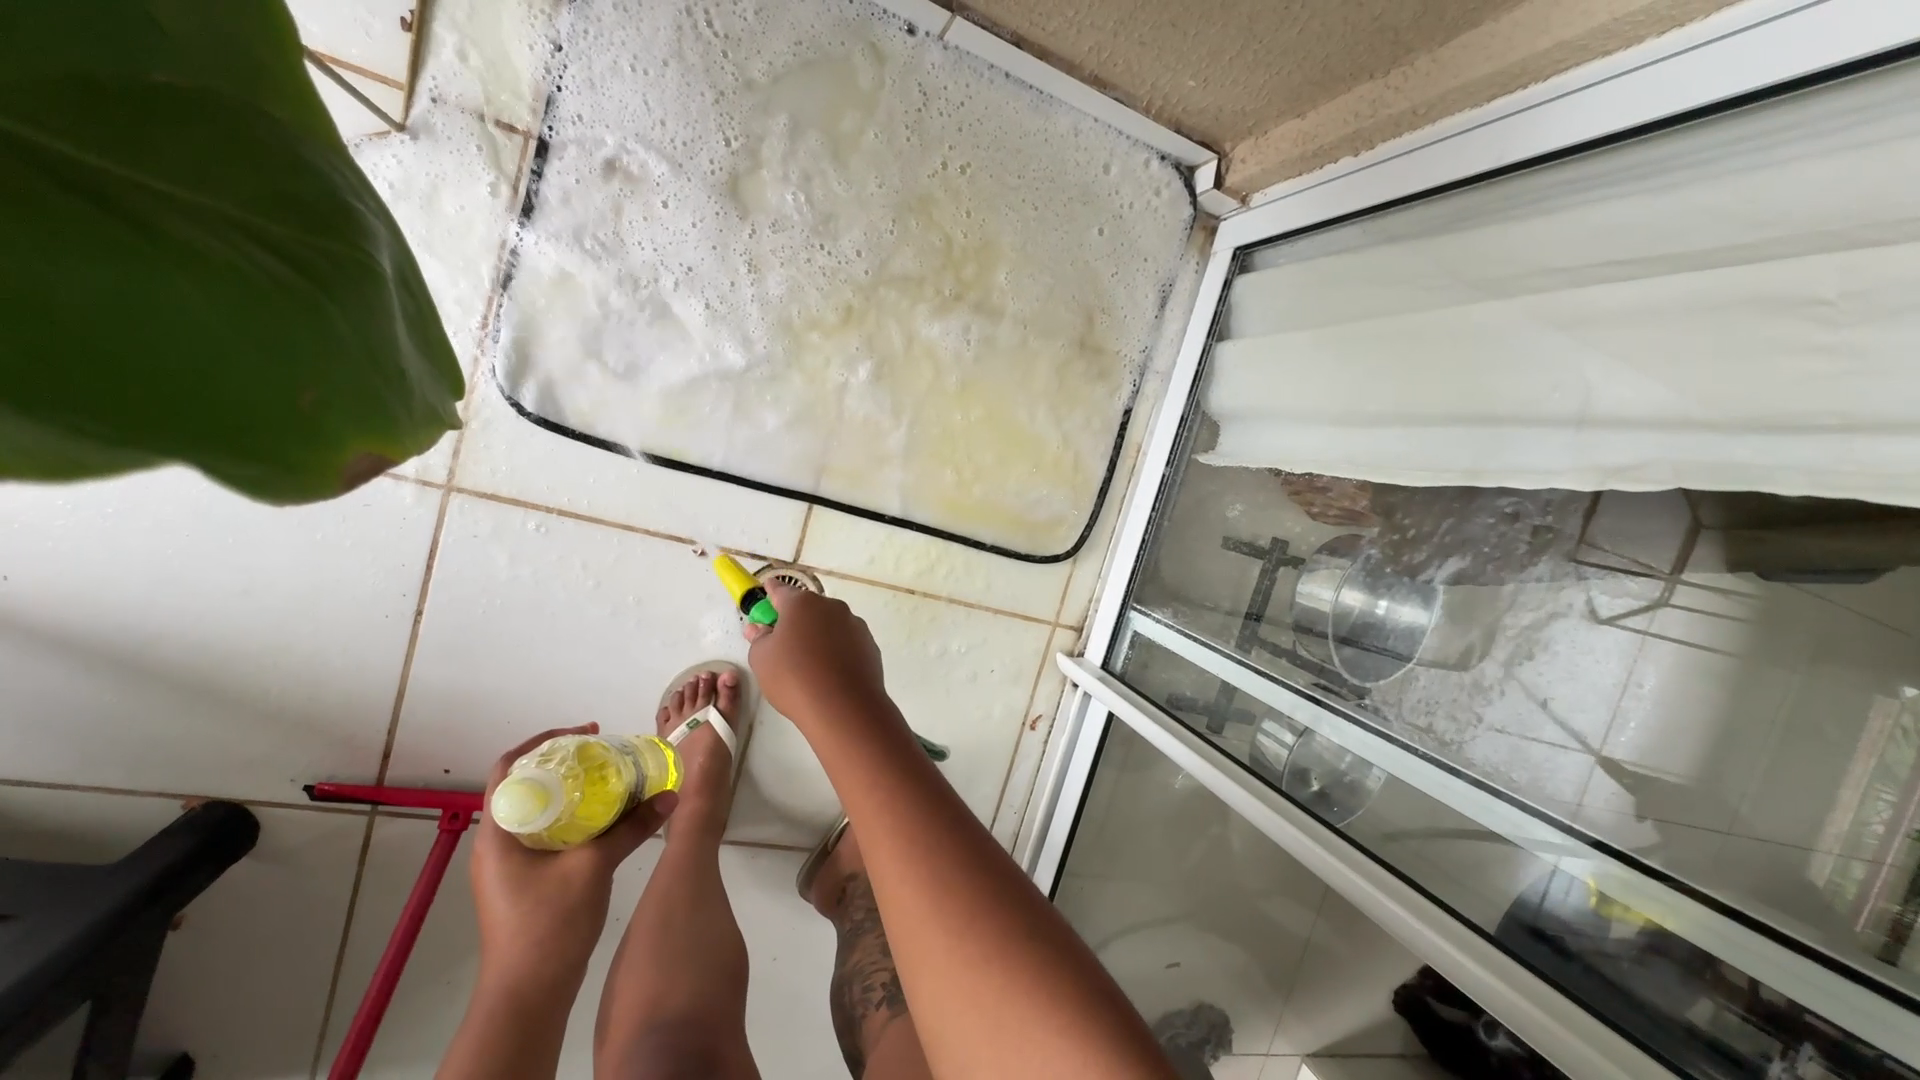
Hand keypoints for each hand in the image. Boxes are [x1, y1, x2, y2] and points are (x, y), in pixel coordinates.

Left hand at [469, 724, 674, 992]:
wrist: (528, 994)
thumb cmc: (549, 925)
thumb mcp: (594, 868)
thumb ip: (631, 829)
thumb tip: (670, 797)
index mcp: (499, 832)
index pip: (509, 768)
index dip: (544, 742)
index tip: (586, 733)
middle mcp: (497, 843)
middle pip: (526, 786)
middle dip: (565, 765)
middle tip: (606, 754)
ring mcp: (509, 866)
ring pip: (539, 812)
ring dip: (572, 793)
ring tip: (611, 782)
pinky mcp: (524, 883)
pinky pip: (547, 835)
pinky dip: (575, 820)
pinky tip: (606, 822)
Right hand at [745, 583, 891, 728]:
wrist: (843, 707)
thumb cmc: (793, 678)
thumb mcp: (762, 659)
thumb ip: (759, 638)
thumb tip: (759, 628)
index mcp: (802, 604)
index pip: (781, 590)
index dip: (771, 593)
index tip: (767, 592)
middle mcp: (832, 607)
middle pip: (809, 608)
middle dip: (796, 620)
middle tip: (784, 643)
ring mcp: (855, 625)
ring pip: (830, 625)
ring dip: (819, 636)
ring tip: (810, 665)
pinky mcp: (870, 645)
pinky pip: (847, 643)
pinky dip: (837, 651)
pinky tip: (831, 673)